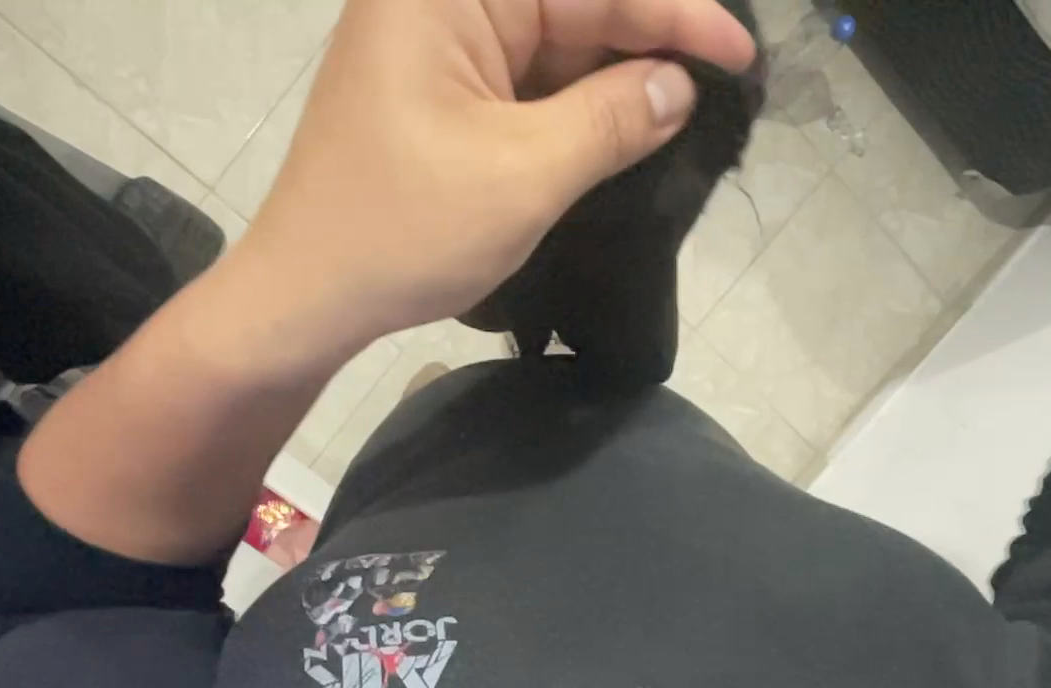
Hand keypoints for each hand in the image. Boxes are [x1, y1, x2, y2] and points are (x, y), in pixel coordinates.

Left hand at [231, 0, 755, 351]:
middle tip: (714, 93)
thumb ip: (610, 120)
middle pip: (570, 7)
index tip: (741, 54)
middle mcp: (442, 3)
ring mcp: (438, 52)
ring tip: (677, 119)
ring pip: (551, 51)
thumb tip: (678, 85)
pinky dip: (573, 113)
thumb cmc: (405, 232)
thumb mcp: (522, 177)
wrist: (310, 296)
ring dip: (612, 83)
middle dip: (644, 45)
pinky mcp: (440, 99)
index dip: (674, 12)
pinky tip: (620, 134)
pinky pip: (524, 89)